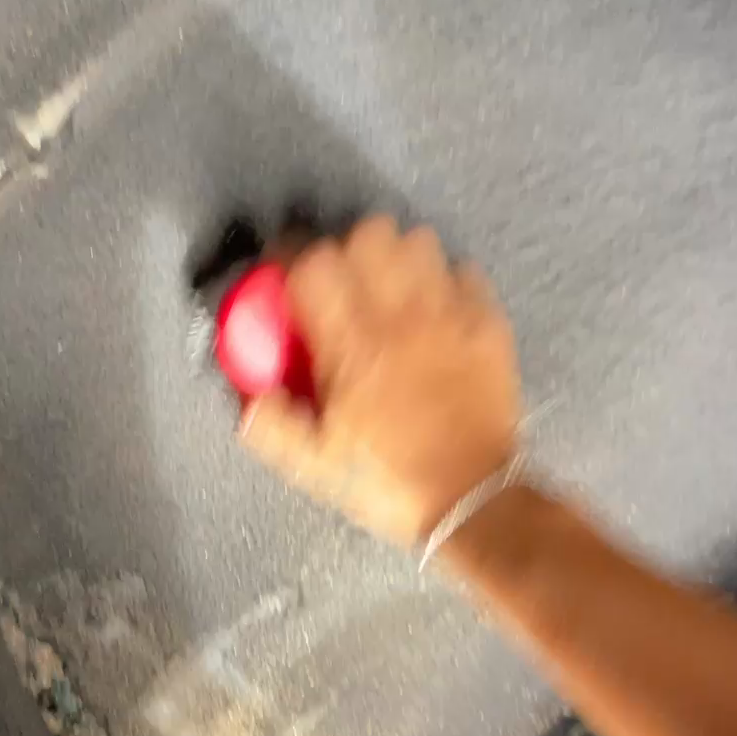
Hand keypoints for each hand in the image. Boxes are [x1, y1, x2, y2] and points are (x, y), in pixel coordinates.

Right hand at [238, 215, 521, 544]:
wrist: (472, 500)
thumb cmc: (386, 479)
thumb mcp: (308, 464)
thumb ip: (269, 425)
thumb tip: (249, 397)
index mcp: (353, 347)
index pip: (314, 267)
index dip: (289, 260)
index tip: (278, 273)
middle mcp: (402, 319)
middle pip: (369, 236)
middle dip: (340, 248)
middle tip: (329, 279)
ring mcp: (451, 317)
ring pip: (417, 241)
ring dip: (390, 255)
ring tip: (376, 286)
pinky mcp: (487, 327)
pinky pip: (462, 270)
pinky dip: (438, 277)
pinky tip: (425, 305)